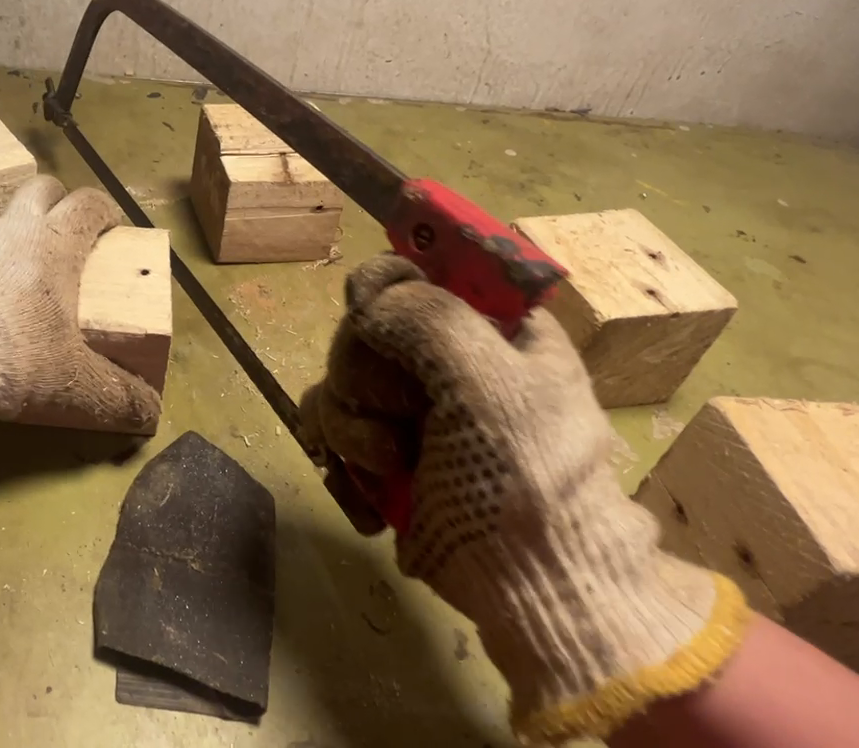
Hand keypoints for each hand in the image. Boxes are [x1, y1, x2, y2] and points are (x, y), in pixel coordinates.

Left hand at [0, 175, 159, 480]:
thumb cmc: (14, 356)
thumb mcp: (74, 383)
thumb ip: (116, 396)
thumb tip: (151, 412)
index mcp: (53, 245)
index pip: (88, 204)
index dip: (104, 212)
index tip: (110, 231)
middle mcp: (8, 231)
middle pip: (39, 190)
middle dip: (54, 203)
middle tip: (61, 239)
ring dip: (4, 242)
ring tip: (6, 286)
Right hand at [301, 254, 750, 744]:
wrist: (530, 590)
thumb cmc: (530, 481)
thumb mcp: (497, 389)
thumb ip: (431, 322)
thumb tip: (367, 297)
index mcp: (490, 326)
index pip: (422, 269)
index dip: (391, 283)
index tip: (370, 312)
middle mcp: (444, 357)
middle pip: (362, 328)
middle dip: (366, 379)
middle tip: (399, 419)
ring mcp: (408, 405)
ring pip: (336, 380)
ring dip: (354, 433)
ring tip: (391, 470)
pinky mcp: (380, 449)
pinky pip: (329, 430)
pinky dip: (343, 466)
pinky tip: (372, 502)